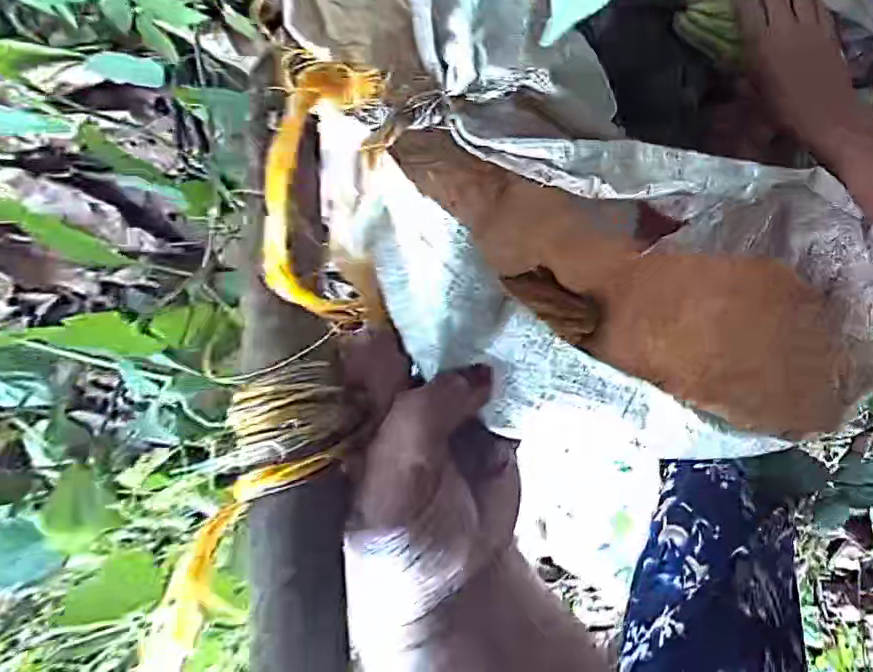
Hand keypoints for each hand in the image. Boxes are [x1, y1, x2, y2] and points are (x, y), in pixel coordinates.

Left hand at [339, 332, 603, 670]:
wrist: (463, 577)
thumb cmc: (402, 544)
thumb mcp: (392, 493)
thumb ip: (417, 425)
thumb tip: (474, 368)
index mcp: (349, 419)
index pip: (359, 357)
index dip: (385, 326)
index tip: (416, 294)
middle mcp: (394, 400)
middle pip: (416, 344)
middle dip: (443, 325)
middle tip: (471, 307)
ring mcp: (445, 402)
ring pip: (462, 353)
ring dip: (485, 341)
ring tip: (504, 325)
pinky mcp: (489, 408)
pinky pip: (504, 375)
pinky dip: (517, 364)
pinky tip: (523, 354)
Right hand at [727, 0, 872, 256]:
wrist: (830, 118)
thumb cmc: (787, 114)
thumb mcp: (756, 98)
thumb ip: (745, 78)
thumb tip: (738, 69)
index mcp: (761, 41)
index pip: (747, 2)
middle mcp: (785, 26)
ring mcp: (811, 27)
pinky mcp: (830, 33)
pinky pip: (818, 6)